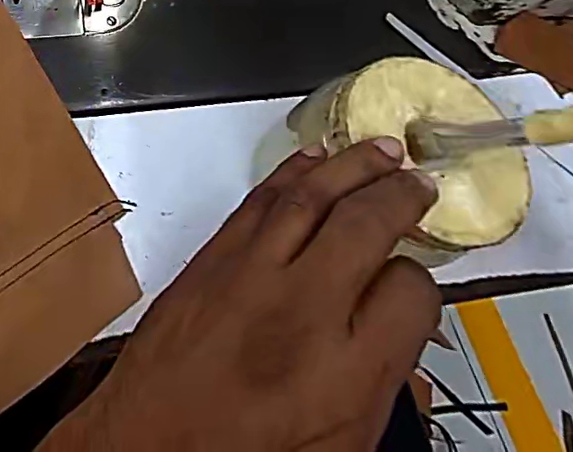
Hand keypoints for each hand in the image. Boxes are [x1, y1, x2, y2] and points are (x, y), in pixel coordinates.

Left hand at [39, 138, 441, 451]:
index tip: (418, 273)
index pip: (411, 295)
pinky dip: (292, 170)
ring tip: (381, 150)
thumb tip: (400, 326)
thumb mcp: (339, 443)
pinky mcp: (214, 254)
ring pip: (312, 196)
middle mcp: (300, 311)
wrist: (149, 441)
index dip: (423, 278)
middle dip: (399, 194)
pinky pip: (262, 197)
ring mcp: (252, 272)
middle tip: (419, 181)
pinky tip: (315, 159)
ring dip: (351, 165)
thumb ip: (380, 377)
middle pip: (364, 225)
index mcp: (344, 374)